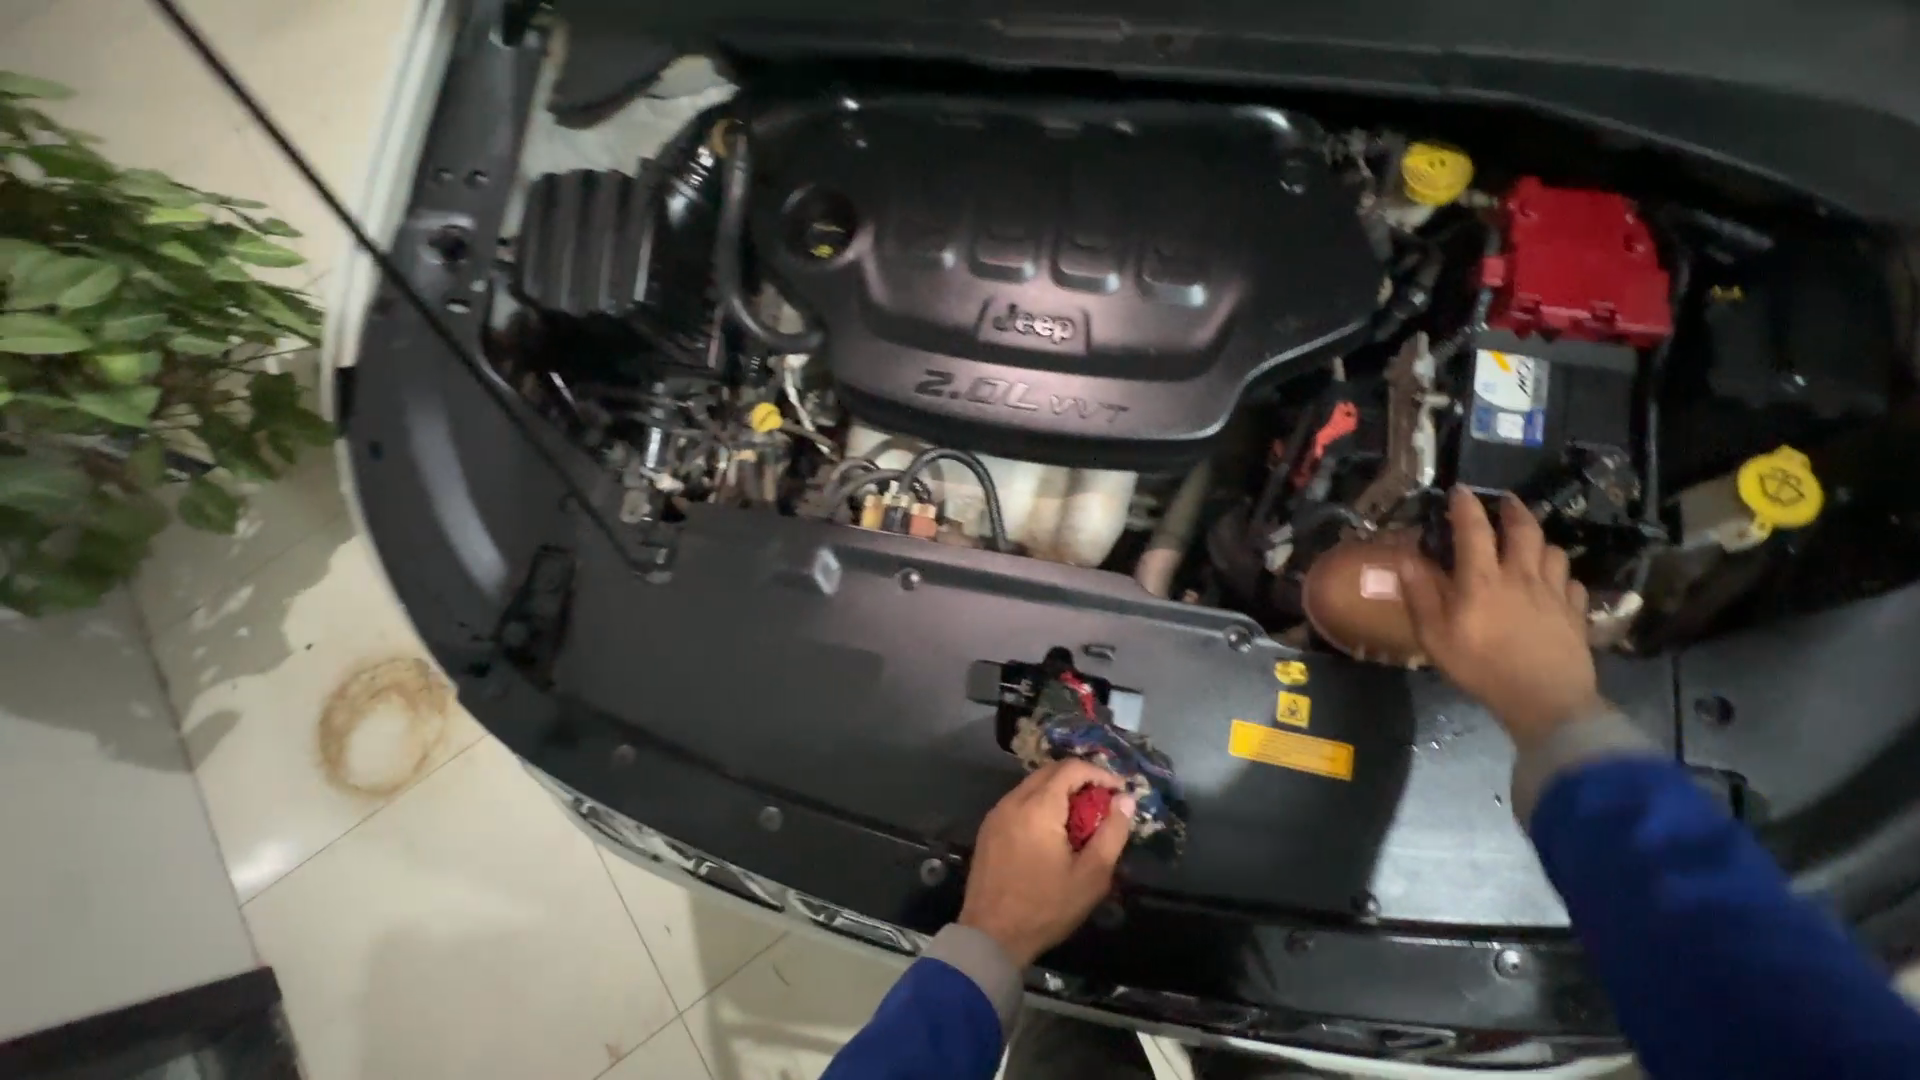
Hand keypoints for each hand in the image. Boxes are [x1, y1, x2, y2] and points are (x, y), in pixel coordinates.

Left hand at [959, 759, 1136, 966]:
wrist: (991, 936)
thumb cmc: (1046, 907)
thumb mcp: (1091, 876)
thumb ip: (1112, 833)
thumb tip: (1125, 799)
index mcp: (1038, 806)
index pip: (1071, 768)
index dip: (1099, 773)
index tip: (1119, 792)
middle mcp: (1013, 800)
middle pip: (1050, 771)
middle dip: (1080, 779)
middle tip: (1103, 803)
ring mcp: (997, 813)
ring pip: (1033, 785)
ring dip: (1059, 792)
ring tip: (1082, 818)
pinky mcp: (988, 828)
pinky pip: (1019, 801)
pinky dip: (1040, 804)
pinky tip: (1053, 830)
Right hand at [1399, 487, 1600, 743]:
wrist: (1545, 701)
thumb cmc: (1481, 667)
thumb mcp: (1434, 636)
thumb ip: (1420, 594)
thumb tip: (1405, 558)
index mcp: (1482, 580)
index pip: (1473, 530)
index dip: (1465, 507)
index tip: (1459, 490)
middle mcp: (1521, 576)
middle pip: (1523, 530)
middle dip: (1513, 510)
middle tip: (1505, 501)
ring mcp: (1554, 593)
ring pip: (1553, 551)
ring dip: (1539, 540)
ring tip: (1530, 541)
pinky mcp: (1575, 612)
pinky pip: (1571, 581)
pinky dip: (1559, 574)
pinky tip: (1552, 583)